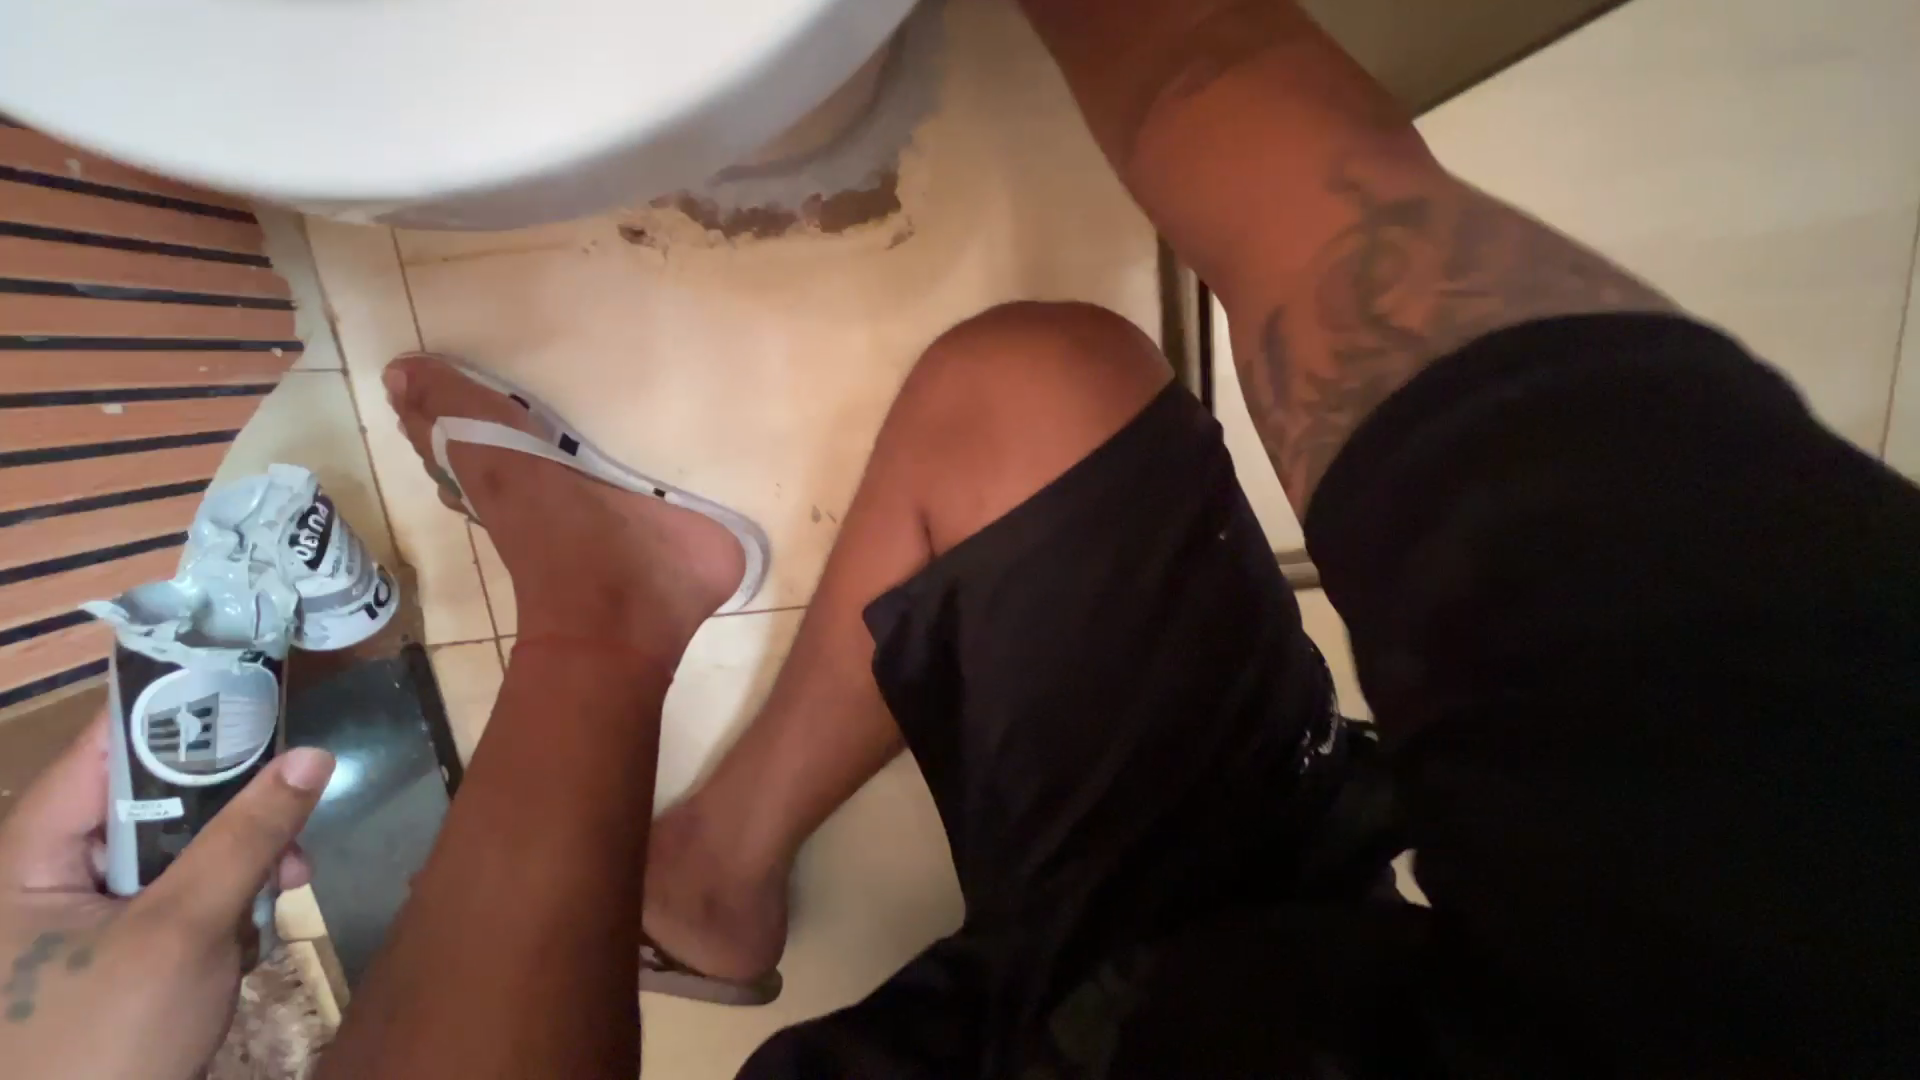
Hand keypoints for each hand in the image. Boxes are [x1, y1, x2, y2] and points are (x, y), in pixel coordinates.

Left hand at [0, 713, 333, 1079]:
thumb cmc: (98, 1040)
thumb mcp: (184, 929)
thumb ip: (248, 835)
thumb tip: (312, 754)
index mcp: (22, 866)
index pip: (99, 758)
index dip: (173, 716)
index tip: (251, 695)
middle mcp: (43, 881)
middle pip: (153, 804)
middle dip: (235, 810)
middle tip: (293, 823)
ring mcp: (78, 920)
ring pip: (180, 849)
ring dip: (244, 860)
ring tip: (285, 887)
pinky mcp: (115, 949)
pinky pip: (183, 893)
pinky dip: (230, 898)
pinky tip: (256, 924)